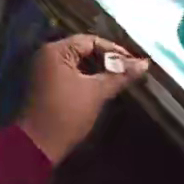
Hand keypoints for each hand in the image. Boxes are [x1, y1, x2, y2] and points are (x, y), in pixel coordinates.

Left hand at [15, 35, 149, 163]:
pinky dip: (86, 75)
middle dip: (107, 58)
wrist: (40, 142)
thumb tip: (144, 63)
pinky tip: (103, 84)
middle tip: (129, 70)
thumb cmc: (68, 114)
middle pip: (83, 48)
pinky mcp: (46, 81)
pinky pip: (70, 71)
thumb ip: (120, 75)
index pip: (89, 41)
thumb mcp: (97, 92)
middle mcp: (47, 54)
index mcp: (56, 51)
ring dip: (98, 67)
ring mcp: (44, 68)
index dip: (114, 50)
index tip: (134, 63)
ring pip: (77, 61)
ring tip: (120, 77)